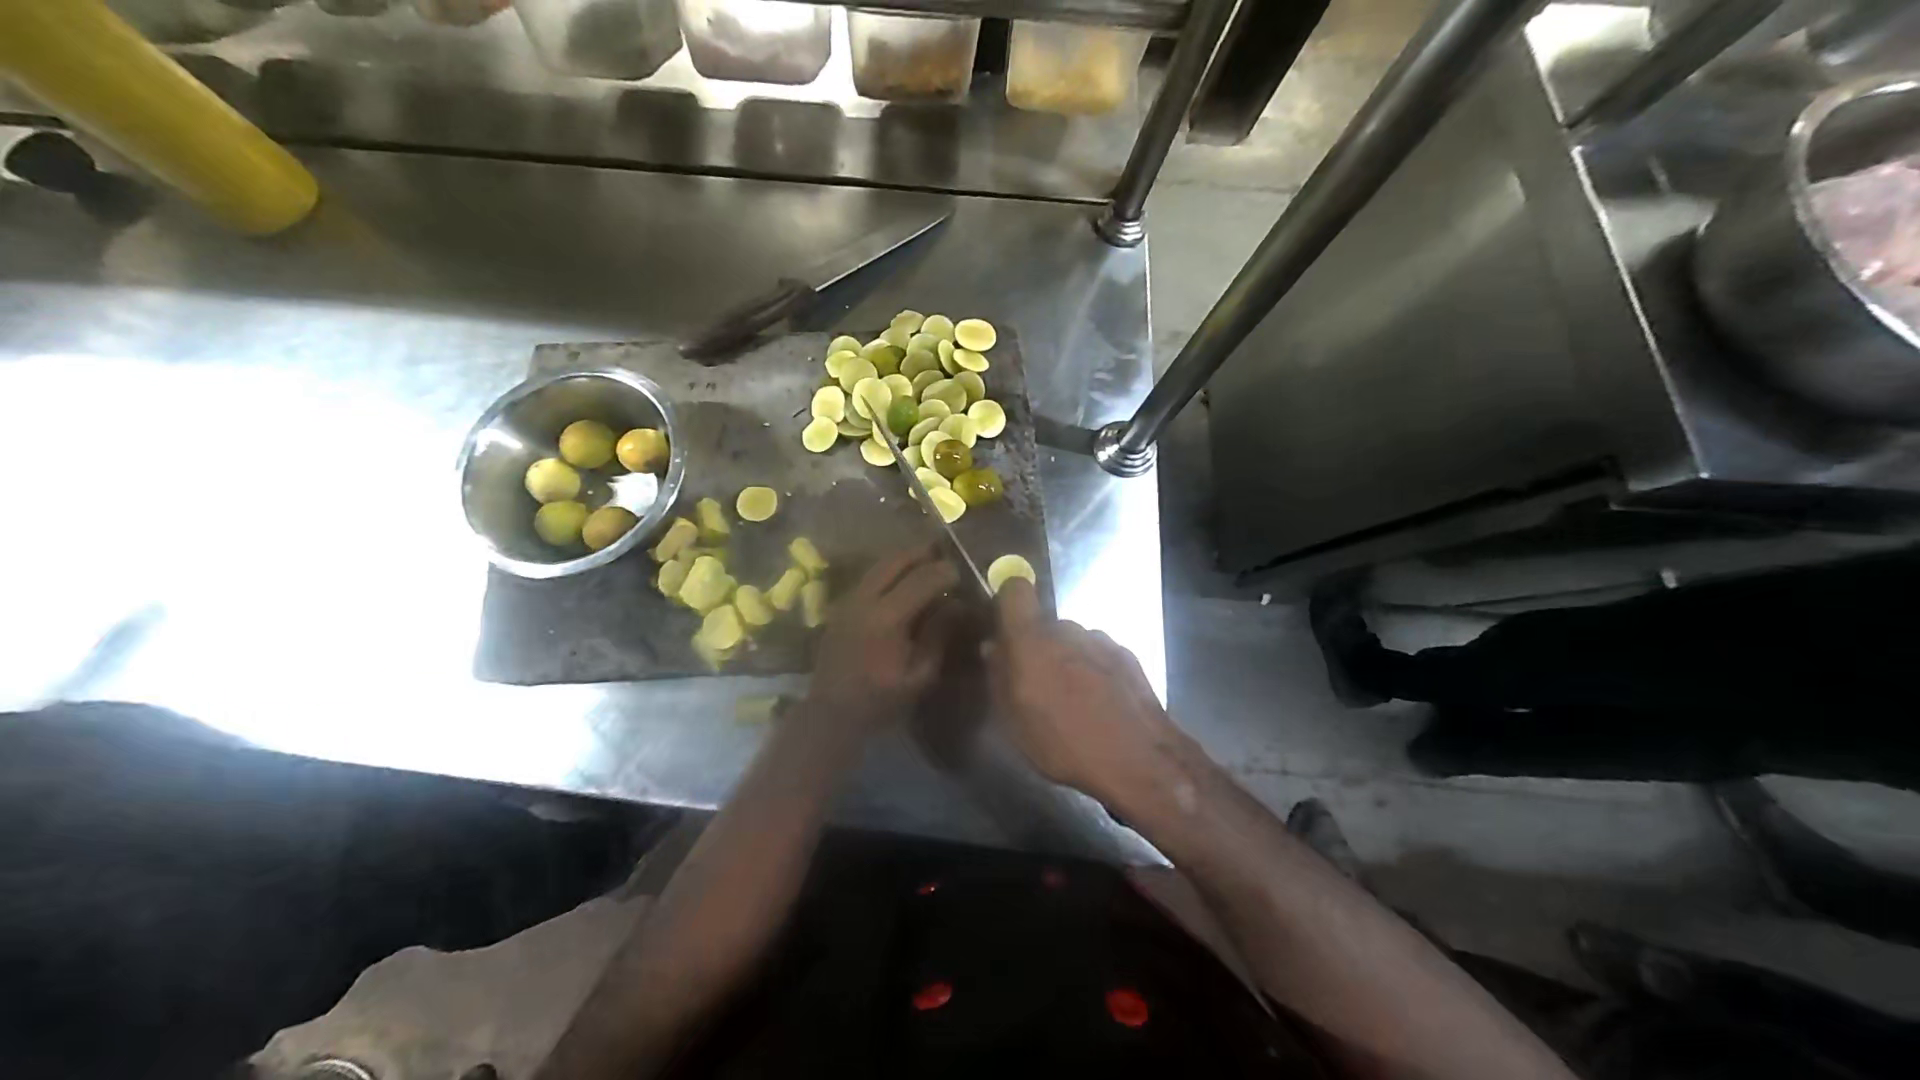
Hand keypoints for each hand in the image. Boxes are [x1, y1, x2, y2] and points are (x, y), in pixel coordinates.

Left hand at [805, 545, 958, 738]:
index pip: (922, 579)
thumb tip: (957, 604)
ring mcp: (848, 601)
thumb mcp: (920, 675)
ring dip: (904, 559)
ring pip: (878, 566)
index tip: (961, 572)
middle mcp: (864, 600)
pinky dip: (889, 572)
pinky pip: (868, 578)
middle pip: (895, 561)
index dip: (944, 572)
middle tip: (944, 552)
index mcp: (886, 617)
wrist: (831, 713)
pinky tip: (902, 581)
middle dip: (922, 553)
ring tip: (926, 560)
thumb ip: (939, 635)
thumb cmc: (881, 701)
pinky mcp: (840, 607)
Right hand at [986, 580, 1187, 804]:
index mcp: (1032, 639)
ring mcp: (1101, 640)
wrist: (1139, 759)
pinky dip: (1095, 673)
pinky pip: (1098, 656)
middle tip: (1038, 685)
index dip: (1008, 601)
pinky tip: (1101, 706)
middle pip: (1045, 624)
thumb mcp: (1015, 721)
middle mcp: (1067, 630)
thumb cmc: (1064, 742)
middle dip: (1038, 647)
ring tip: (1074, 702)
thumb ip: (1000, 677)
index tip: (1006, 629)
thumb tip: (994, 647)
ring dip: (1068, 661)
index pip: (1016, 590)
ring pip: (1073, 642)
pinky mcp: (1127, 656)